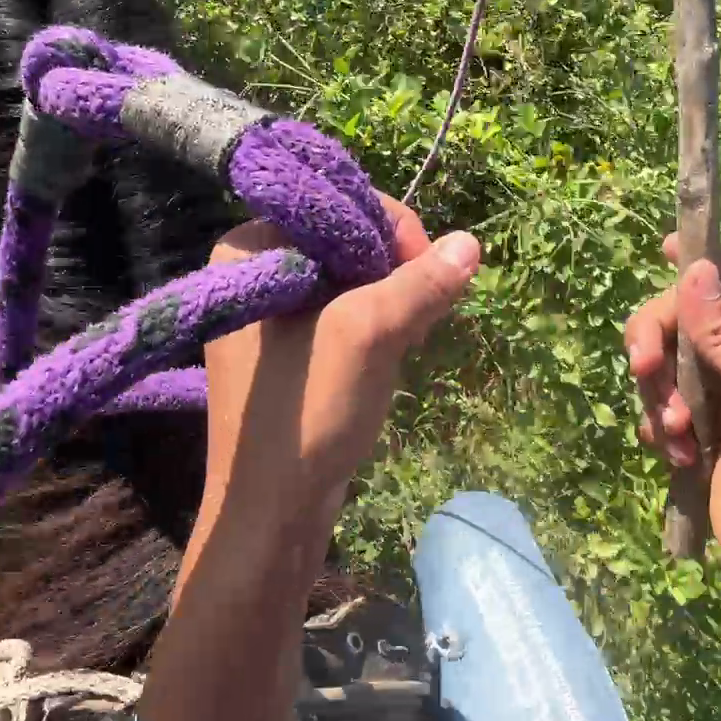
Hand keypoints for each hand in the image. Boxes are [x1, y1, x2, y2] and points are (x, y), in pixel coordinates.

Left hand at [140, 197, 478, 720]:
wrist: (271, 515)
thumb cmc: (306, 415)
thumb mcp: (368, 337)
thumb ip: (420, 284)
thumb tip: (471, 242)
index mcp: (249, 248)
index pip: (335, 204)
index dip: (391, 227)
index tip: (429, 269)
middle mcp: (252, 269)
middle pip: (345, 239)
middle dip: (393, 269)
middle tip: (419, 314)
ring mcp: (270, 308)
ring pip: (350, 276)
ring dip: (390, 298)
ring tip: (407, 337)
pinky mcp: (288, 343)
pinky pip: (342, 308)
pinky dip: (375, 321)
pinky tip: (392, 350)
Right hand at [624, 234, 720, 602]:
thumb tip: (693, 267)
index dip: (702, 259)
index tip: (661, 249)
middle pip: (686, 314)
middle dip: (657, 338)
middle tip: (640, 367)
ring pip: (666, 359)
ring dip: (660, 393)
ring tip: (679, 433)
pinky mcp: (701, 427)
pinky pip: (661, 404)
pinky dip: (662, 426)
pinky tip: (680, 455)